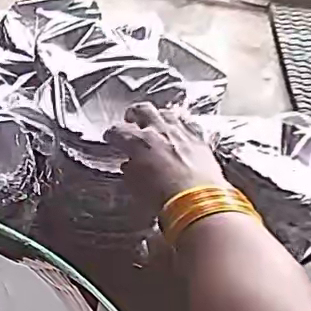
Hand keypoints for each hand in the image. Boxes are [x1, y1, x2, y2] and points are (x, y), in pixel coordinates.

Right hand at [107, 103, 228, 211]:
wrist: (197, 200)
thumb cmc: (161, 197)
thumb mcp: (135, 186)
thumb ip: (130, 170)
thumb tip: (129, 164)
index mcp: (138, 142)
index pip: (117, 131)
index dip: (111, 134)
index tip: (110, 138)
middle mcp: (159, 131)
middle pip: (143, 110)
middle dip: (134, 113)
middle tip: (130, 120)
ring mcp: (181, 132)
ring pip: (167, 112)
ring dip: (158, 117)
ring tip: (156, 124)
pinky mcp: (199, 138)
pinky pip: (188, 123)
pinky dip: (181, 125)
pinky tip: (179, 131)